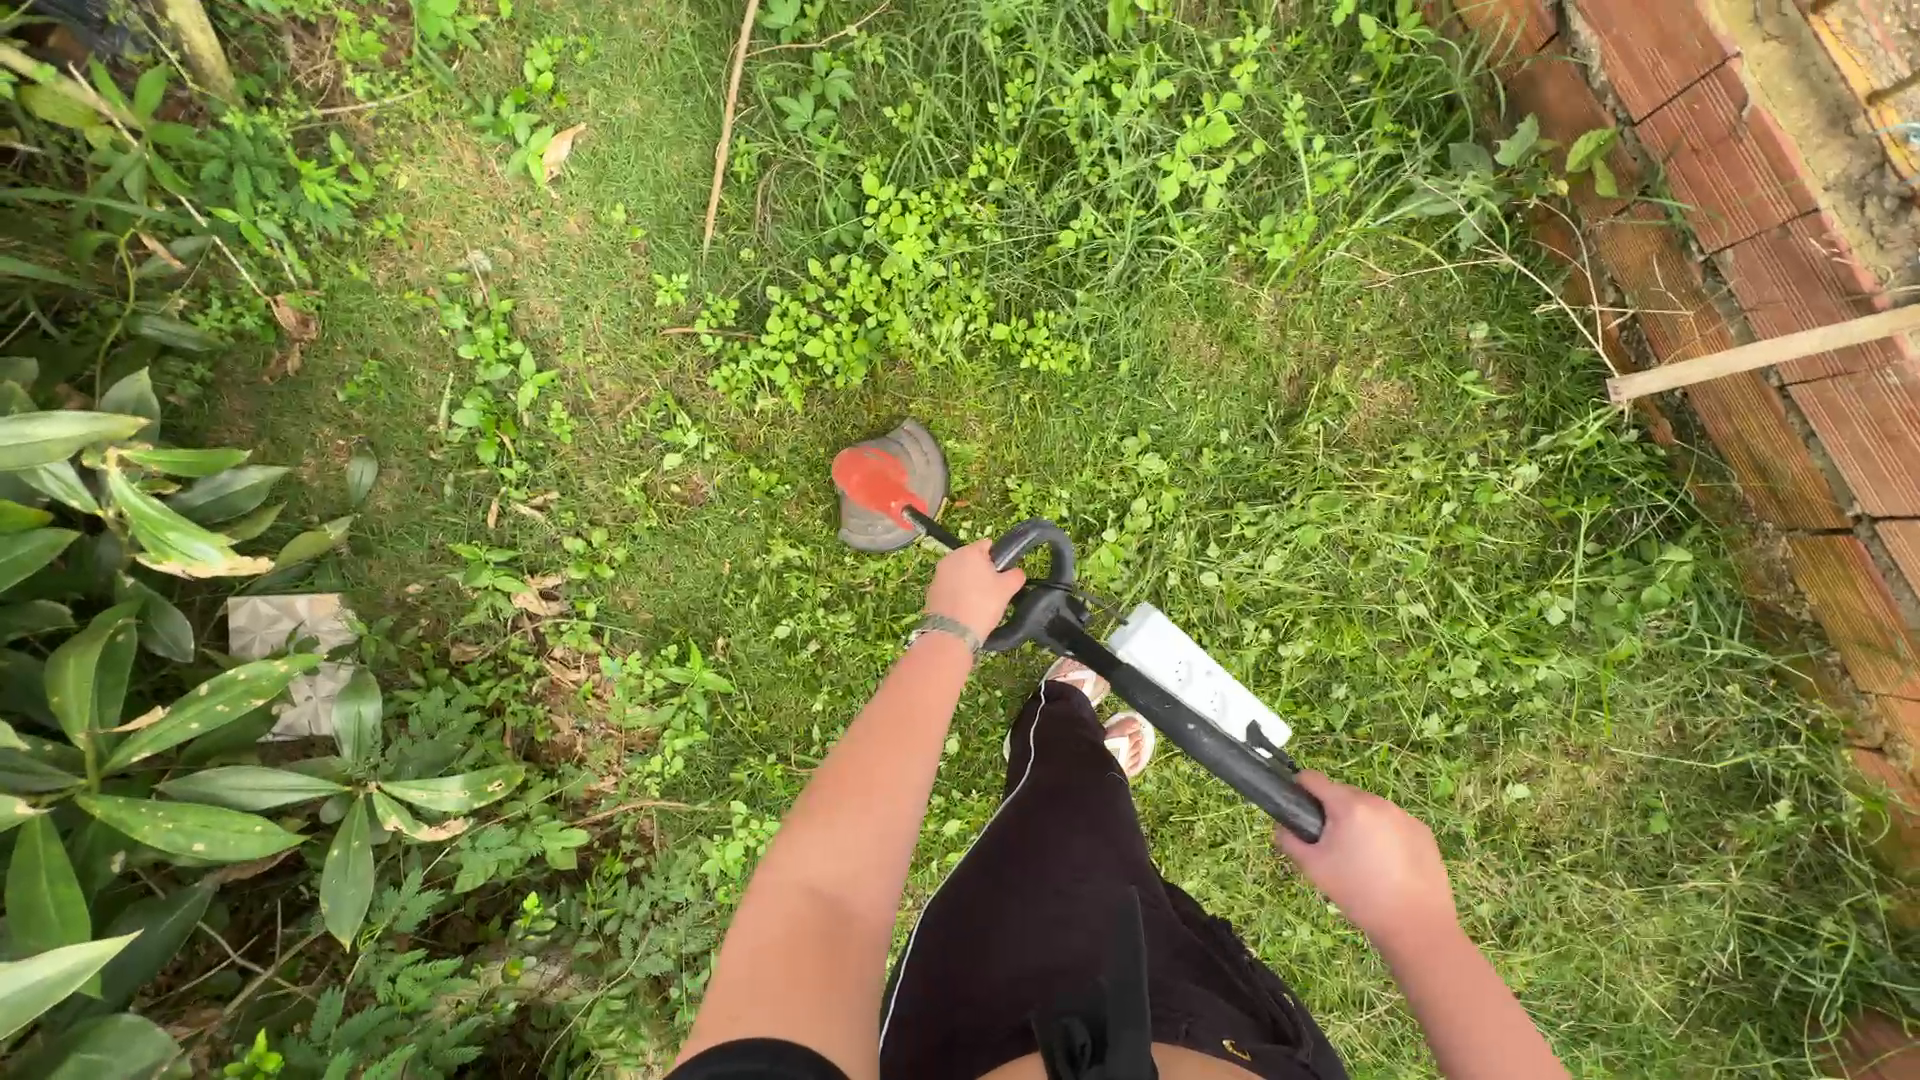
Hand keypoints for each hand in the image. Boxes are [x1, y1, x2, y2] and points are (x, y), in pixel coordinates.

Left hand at [924, 539, 1027, 641]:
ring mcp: (938, 575)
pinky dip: (958, 596)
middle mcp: (950, 558)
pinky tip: (965, 610)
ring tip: (979, 604)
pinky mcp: (931, 591)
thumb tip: (1016, 572)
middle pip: (973, 560)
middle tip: (993, 592)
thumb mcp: (1008, 589)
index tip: (1003, 576)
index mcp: (968, 551)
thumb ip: (1016, 575)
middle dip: (983, 572)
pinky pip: (950, 589)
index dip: (999, 559)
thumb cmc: (982, 605)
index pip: (987, 545)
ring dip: (970, 584)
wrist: (951, 633)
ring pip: (961, 575)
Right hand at [1274, 771, 1457, 948]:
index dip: (1299, 790)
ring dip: (1358, 821)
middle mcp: (1378, 802)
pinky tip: (1387, 865)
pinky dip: (1384, 834)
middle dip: (1332, 811)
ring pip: (1369, 808)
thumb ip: (1289, 840)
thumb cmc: (1358, 894)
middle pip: (1342, 793)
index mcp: (1348, 806)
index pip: (1313, 778)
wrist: (1416, 926)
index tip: (1300, 812)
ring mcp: (1404, 816)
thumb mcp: (1313, 868)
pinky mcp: (1424, 832)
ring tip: (1361, 858)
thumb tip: (1282, 826)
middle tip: (1332, 845)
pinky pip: (1393, 822)